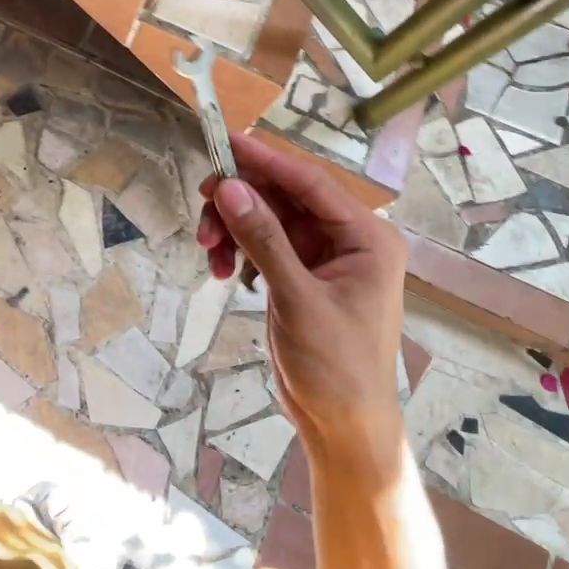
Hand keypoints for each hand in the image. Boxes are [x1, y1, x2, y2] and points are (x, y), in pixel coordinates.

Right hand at [197, 131, 407, 456]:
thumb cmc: (336, 367)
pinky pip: (262, 242)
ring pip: (266, 217)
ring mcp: (321, 256)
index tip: (225, 141)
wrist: (342, 426)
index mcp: (366, 237)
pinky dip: (237, 249)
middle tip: (202, 205)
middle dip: (240, 200)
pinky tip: (221, 270)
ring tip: (208, 250)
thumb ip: (263, 240)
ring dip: (232, 226)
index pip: (309, 182)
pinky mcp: (299, 274)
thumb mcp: (298, 300)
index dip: (266, 159)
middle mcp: (345, 238)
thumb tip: (228, 188)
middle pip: (283, 196)